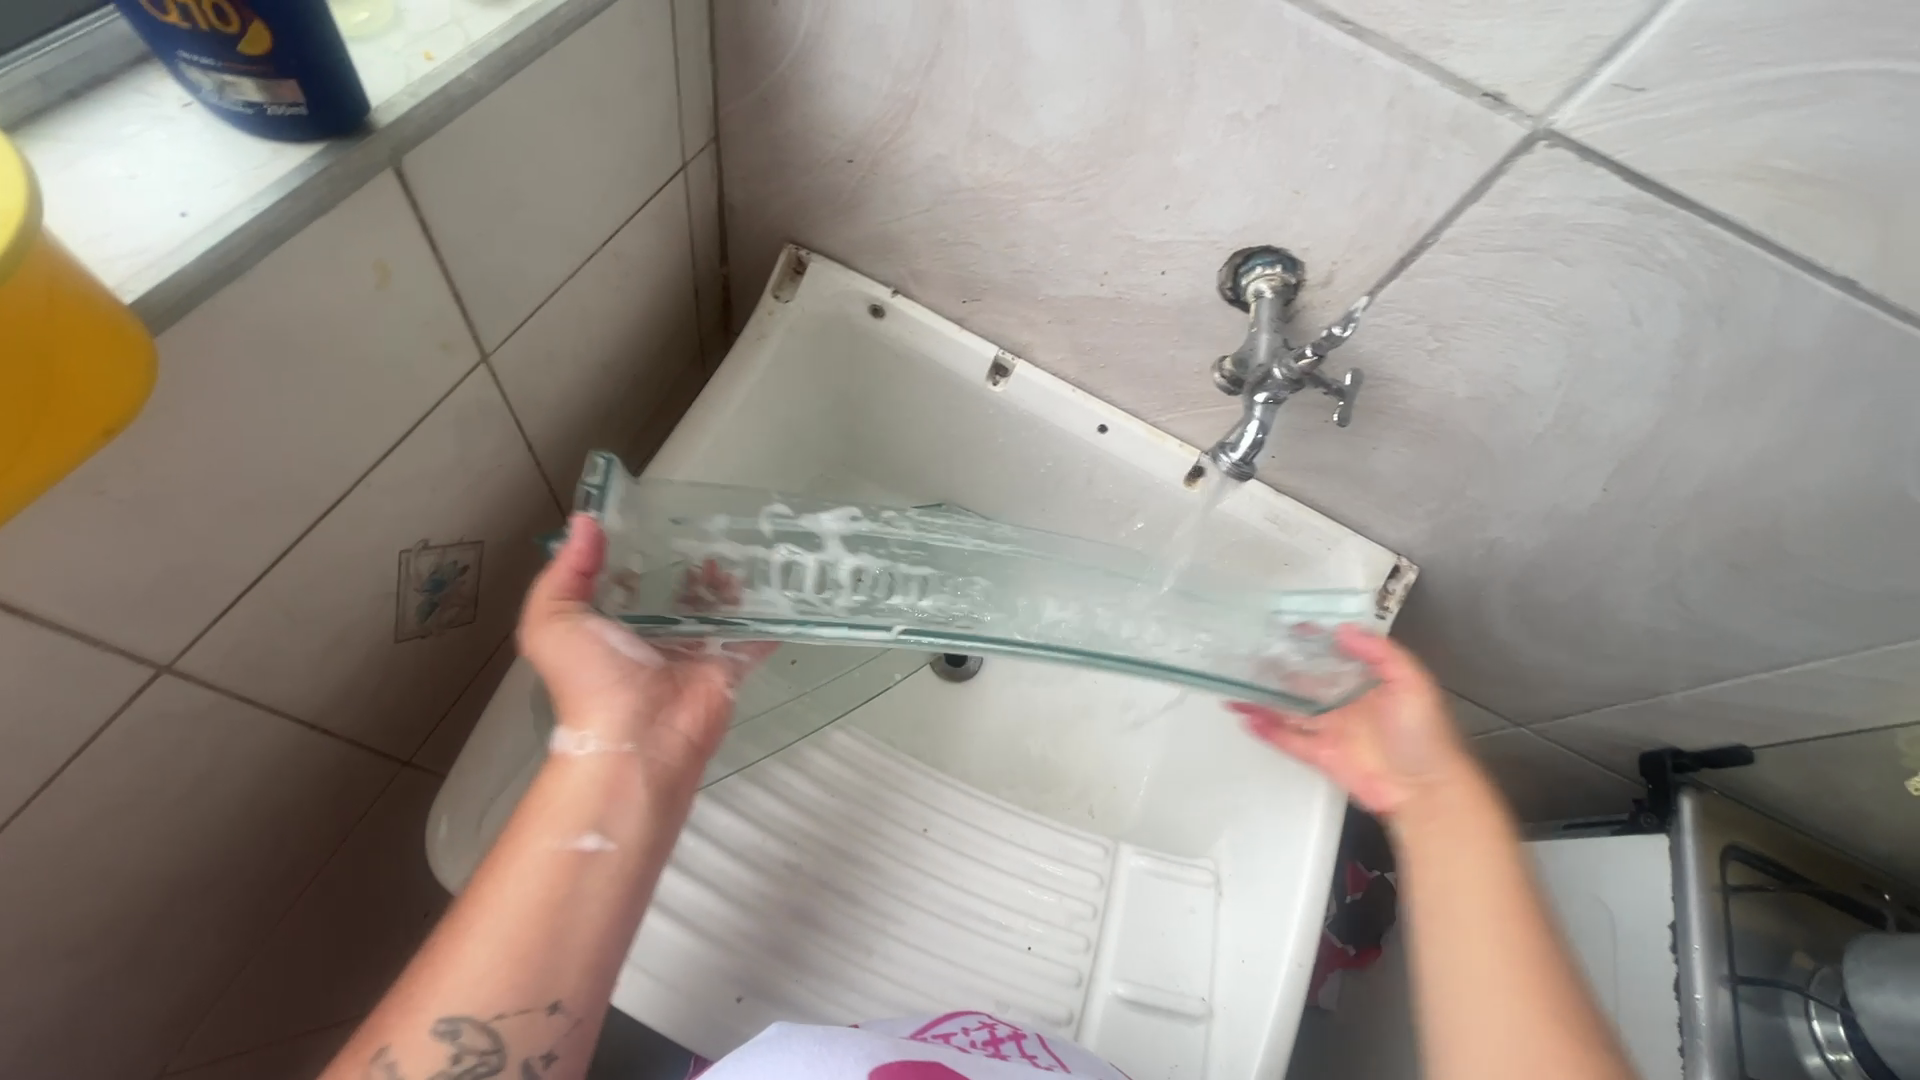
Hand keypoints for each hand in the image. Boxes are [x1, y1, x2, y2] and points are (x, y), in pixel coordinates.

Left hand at [517, 514, 770, 800]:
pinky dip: (770, 618)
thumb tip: (585, 521)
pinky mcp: (730, 666)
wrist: (637, 735)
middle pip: (681, 593)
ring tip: (744, 551)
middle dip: (696, 565)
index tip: (663, 515)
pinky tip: (782, 588)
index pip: (632, 580)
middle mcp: (657, 636)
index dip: (644, 550)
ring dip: (731, 584)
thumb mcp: (554, 620)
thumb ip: (567, 571)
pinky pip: (755, 638)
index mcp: (615, 625)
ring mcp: (697, 652)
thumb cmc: (592, 678)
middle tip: (715, 529)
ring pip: (720, 610)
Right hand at [1232, 624, 1474, 816]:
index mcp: (1365, 684)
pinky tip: (1247, 718)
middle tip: (1246, 657)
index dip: (1310, 643)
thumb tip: (1342, 629)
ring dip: (1262, 700)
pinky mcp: (1321, 756)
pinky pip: (1289, 739)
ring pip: (1289, 710)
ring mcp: (1331, 731)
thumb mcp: (1412, 683)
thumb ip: (1380, 653)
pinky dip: (1267, 730)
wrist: (1426, 791)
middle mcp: (1345, 704)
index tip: (1286, 628)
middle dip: (1276, 671)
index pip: (1332, 657)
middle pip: (1302, 683)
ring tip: (1234, 688)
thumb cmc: (1424, 736)